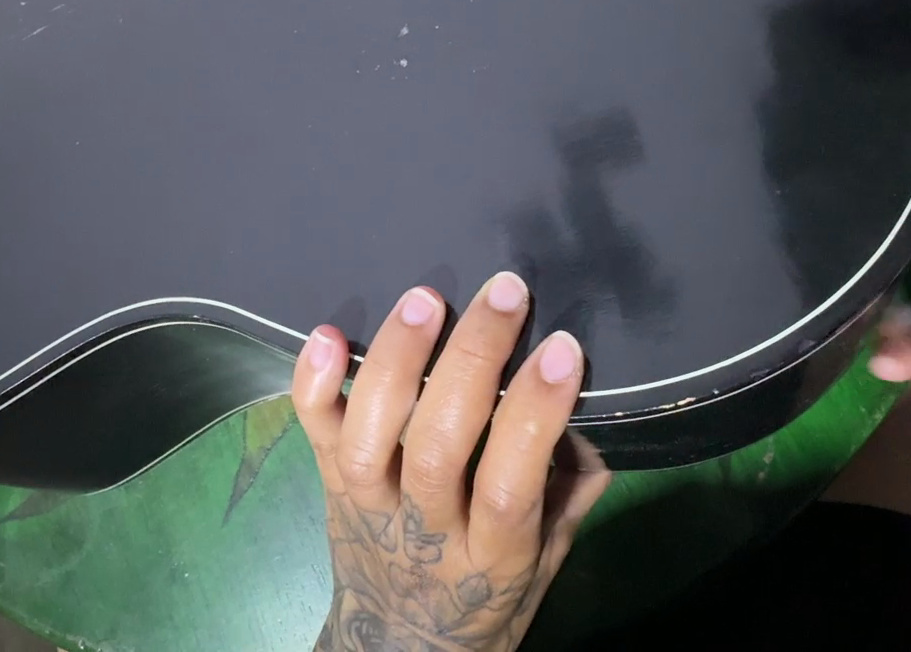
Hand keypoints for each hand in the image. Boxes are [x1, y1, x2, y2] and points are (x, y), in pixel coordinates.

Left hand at [292, 271, 611, 651]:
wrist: (402, 643)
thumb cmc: (491, 592)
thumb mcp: (552, 551)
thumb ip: (574, 482)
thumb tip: (597, 402)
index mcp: (492, 555)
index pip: (510, 482)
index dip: (534, 413)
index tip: (561, 347)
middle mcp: (425, 532)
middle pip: (438, 448)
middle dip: (472, 361)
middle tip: (503, 294)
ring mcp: (368, 507)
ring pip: (369, 438)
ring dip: (396, 362)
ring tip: (426, 300)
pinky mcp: (327, 485)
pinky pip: (314, 435)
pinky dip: (313, 384)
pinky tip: (327, 334)